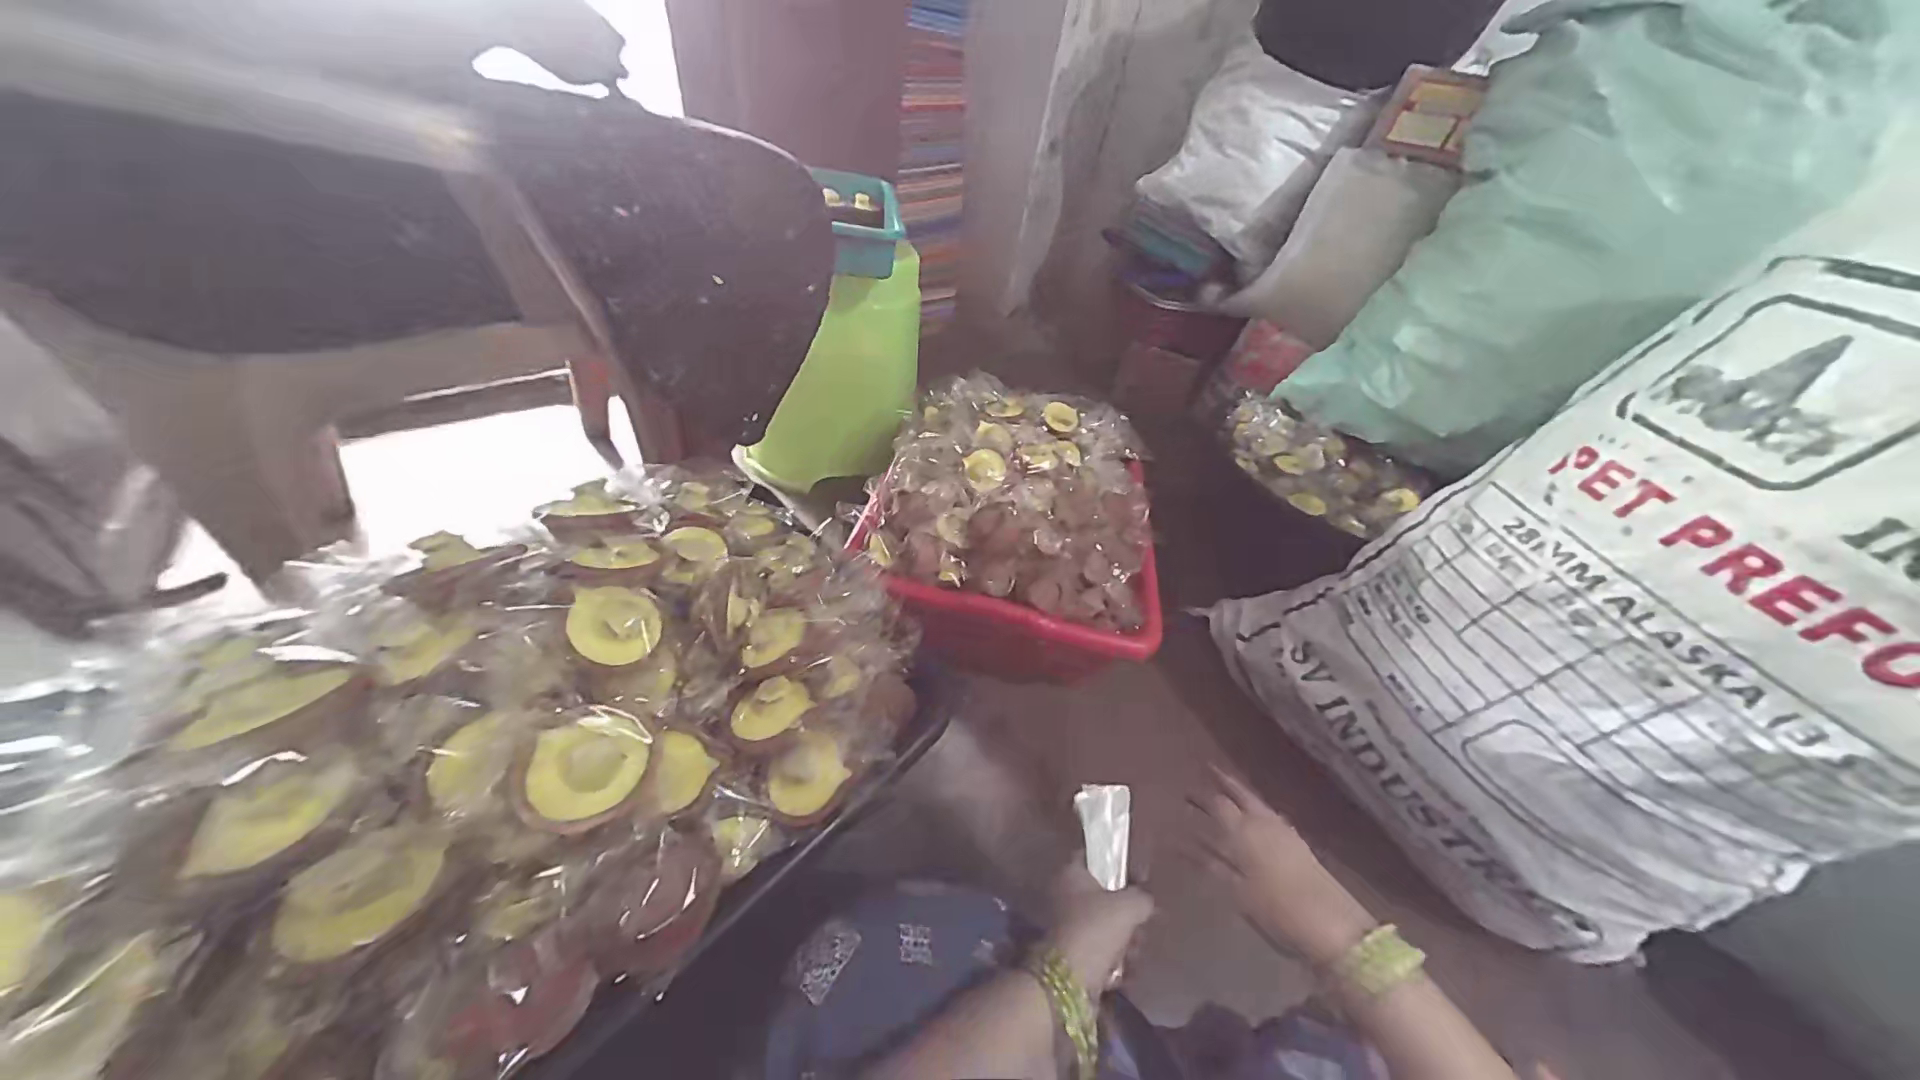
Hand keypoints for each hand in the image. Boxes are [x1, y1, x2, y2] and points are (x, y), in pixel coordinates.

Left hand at [1043, 860, 1153, 992]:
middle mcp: (1066, 896)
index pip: (1092, 857)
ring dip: (1127, 942)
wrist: (1071, 979)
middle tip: (1140, 927)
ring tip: (1134, 953)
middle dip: (1128, 915)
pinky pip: (1103, 951)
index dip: (1115, 863)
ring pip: (1107, 926)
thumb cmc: (1096, 929)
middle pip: (1105, 897)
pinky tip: (1127, 970)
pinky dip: (1117, 961)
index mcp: (1071, 874)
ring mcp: (1069, 926)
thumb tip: (1145, 900)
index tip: (1137, 878)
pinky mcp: (1074, 954)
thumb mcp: (1127, 906)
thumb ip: (1141, 898)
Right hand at [1187, 766, 1375, 966]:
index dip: (1203, 795)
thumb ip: (1211, 863)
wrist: (1335, 927)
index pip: (1219, 803)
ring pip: (1257, 804)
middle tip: (1209, 769)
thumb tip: (1182, 842)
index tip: (1186, 788)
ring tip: (1228, 789)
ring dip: (1241, 794)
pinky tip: (1254, 818)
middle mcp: (1263, 823)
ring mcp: (1284, 832)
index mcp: (1244, 830)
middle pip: (1241, 794)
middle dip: (1224, 782)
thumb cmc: (1277, 909)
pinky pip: (1270, 816)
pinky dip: (1256, 810)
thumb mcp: (1237, 890)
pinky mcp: (1298, 845)